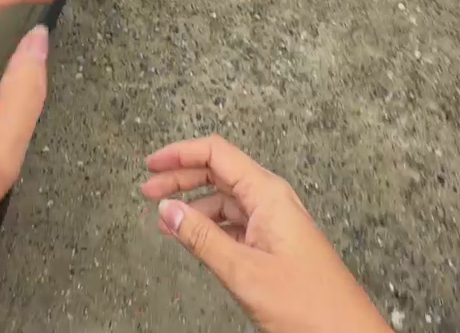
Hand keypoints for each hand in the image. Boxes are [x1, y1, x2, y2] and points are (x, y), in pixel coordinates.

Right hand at [141, 135, 394, 332]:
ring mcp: (274, 219)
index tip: (152, 163)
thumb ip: (202, 238)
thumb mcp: (245, 272)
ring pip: (224, 196)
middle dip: (180, 176)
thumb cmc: (311, 306)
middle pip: (217, 170)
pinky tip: (192, 237)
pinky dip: (209, 224)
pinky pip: (234, 220)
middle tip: (148, 189)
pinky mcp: (275, 241)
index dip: (180, 153)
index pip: (216, 152)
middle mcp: (271, 198)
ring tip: (164, 217)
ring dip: (192, 202)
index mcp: (267, 193)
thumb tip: (167, 210)